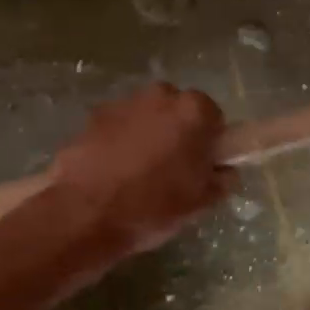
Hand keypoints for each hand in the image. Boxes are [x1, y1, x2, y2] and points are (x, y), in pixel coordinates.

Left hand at [50, 83, 231, 250]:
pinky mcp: (93, 116)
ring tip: (137, 173)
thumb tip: (224, 170)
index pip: (213, 117)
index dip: (209, 142)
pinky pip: (118, 125)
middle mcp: (161, 95)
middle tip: (171, 169)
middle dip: (177, 132)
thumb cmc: (152, 206)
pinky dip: (119, 140)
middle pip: (178, 110)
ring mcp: (124, 102)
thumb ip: (221, 180)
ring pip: (146, 116)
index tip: (201, 166)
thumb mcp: (200, 203)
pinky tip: (112, 171)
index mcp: (194, 110)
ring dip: (147, 134)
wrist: (84, 213)